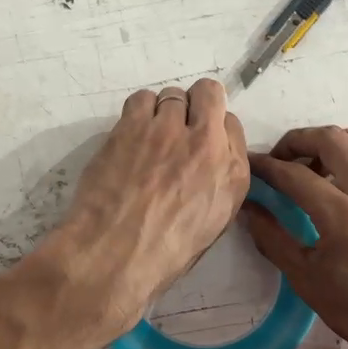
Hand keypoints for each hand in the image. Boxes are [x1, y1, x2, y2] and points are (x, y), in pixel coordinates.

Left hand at [48, 79, 248, 336]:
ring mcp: (168, 130)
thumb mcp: (211, 225)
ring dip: (165, 110)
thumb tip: (204, 164)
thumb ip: (217, 184)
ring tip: (150, 135)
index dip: (215, 129)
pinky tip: (132, 133)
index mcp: (233, 175)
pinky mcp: (133, 126)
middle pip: (209, 94)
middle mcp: (207, 144)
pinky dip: (140, 111)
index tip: (200, 141)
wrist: (114, 255)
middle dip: (196, 104)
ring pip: (172, 94)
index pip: (233, 126)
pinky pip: (142, 98)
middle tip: (178, 127)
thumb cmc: (164, 255)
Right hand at [246, 126, 347, 348]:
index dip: (267, 166)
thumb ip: (272, 237)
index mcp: (343, 219)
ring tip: (325, 161)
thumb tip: (249, 207)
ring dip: (339, 141)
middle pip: (332, 139)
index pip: (295, 175)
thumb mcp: (305, 279)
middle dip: (299, 141)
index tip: (254, 164)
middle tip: (286, 158)